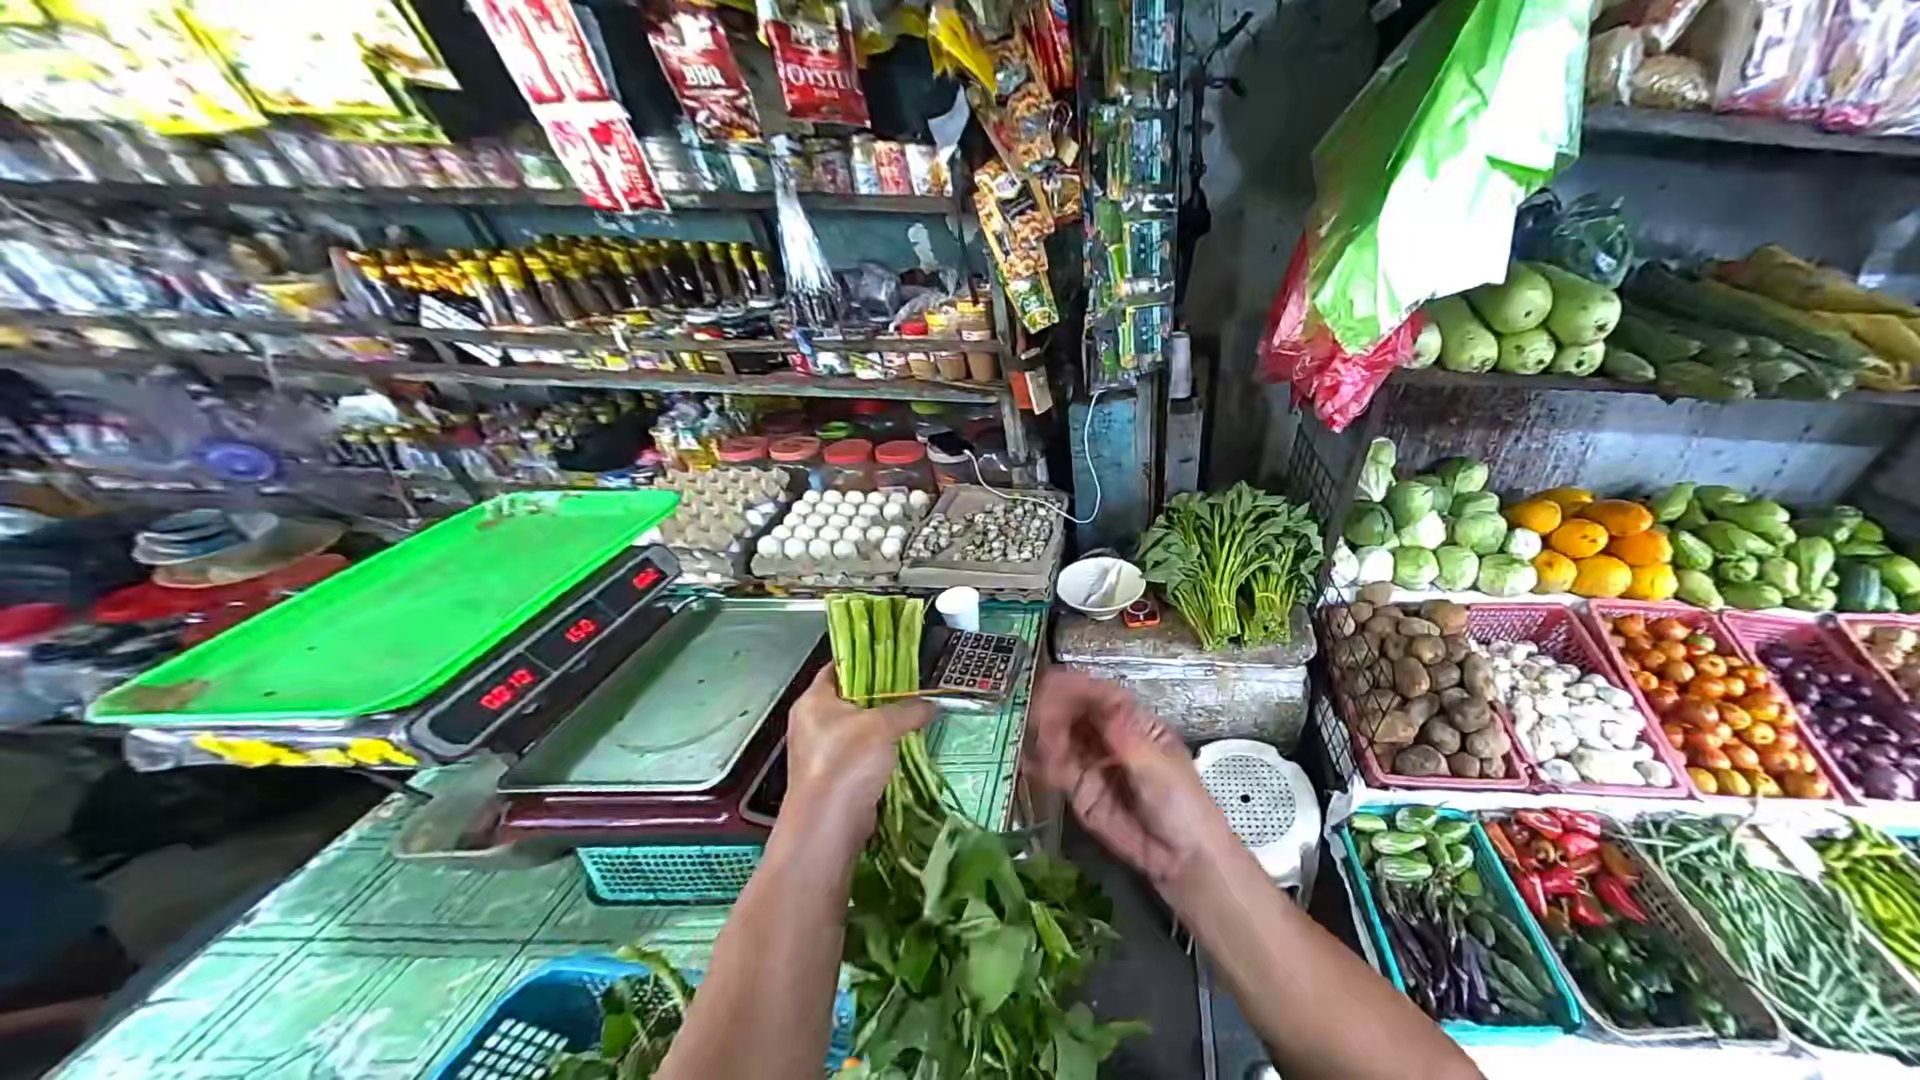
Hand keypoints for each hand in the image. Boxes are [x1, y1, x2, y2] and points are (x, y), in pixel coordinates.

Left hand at [784, 665, 934, 848]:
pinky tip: (901, 746)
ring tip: (911, 715)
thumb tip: (932, 705)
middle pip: (849, 696)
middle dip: (879, 693)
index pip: (837, 667)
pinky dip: (878, 748)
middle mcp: (812, 721)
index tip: (891, 657)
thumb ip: (909, 710)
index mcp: (813, 700)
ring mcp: (821, 749)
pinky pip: (859, 751)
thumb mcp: (883, 726)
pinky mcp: (834, 774)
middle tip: (909, 687)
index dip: (864, 659)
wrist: (829, 823)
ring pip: (856, 725)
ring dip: (881, 723)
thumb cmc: (847, 761)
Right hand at [1024, 669, 1236, 892]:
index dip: (1077, 687)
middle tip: (1039, 715)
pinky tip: (1033, 764)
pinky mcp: (1079, 789)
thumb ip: (1127, 738)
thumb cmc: (1184, 805)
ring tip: (1042, 745)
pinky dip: (1041, 765)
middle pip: (1076, 713)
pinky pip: (1055, 771)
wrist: (1184, 859)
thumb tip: (1105, 704)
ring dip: (1046, 736)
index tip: (1053, 683)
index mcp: (1134, 724)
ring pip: (1061, 739)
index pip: (1101, 697)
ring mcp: (1092, 762)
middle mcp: (1109, 737)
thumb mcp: (1159, 768)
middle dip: (1055, 710)